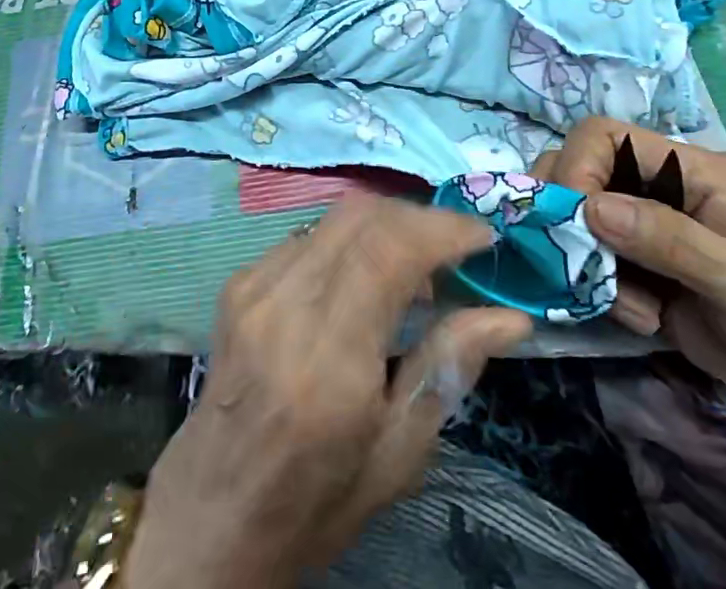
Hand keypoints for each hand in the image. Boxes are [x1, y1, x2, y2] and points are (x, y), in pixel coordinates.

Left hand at [126, 194, 531, 588]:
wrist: (214, 509)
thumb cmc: (314, 499)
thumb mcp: (397, 454)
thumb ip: (448, 369)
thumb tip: (510, 317)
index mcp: (327, 356)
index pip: (385, 250)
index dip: (440, 228)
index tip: (483, 238)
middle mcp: (283, 305)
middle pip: (357, 216)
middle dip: (417, 218)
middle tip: (455, 252)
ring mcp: (252, 289)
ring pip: (330, 220)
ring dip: (383, 230)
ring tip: (415, 274)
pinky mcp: (236, 286)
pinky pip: (303, 240)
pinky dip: (346, 246)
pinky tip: (362, 284)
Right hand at [535, 118, 725, 412]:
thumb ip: (674, 241)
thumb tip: (591, 207)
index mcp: (696, 174)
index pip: (606, 137)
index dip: (577, 167)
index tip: (574, 222)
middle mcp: (661, 192)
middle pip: (576, 172)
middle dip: (568, 219)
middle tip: (585, 265)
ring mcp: (643, 233)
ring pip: (573, 221)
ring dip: (586, 264)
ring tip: (635, 307)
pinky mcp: (634, 271)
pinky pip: (586, 264)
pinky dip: (599, 292)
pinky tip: (646, 320)